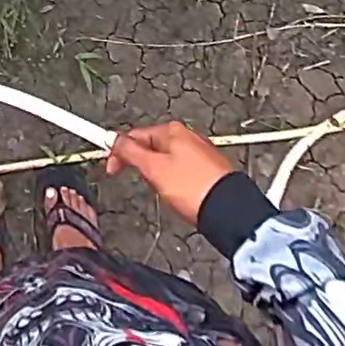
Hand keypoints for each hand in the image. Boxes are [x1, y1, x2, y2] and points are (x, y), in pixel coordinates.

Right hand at [105, 121, 235, 222]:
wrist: (233, 214)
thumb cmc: (195, 189)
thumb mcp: (153, 168)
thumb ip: (129, 151)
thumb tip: (113, 139)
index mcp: (172, 131)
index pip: (134, 135)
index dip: (119, 152)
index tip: (111, 167)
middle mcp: (188, 137)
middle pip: (151, 147)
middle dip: (143, 166)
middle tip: (147, 183)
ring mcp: (201, 153)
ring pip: (167, 161)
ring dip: (161, 176)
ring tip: (169, 193)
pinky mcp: (211, 171)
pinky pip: (184, 173)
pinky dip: (178, 183)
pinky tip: (183, 196)